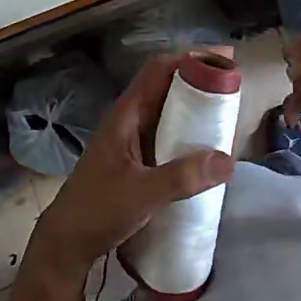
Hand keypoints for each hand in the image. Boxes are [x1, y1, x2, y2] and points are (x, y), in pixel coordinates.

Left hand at [25, 54, 236, 283]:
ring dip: (193, 105)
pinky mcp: (134, 160)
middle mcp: (128, 120)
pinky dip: (186, 131)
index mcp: (125, 115)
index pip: (158, 71)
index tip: (225, 60)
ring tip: (226, 110)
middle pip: (165, 86)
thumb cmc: (97, 210)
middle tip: (233, 85)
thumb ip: (182, 177)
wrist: (67, 242)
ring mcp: (130, 140)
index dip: (191, 59)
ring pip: (165, 110)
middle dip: (198, 80)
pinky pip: (165, 134)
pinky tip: (205, 145)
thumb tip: (228, 160)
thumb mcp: (142, 194)